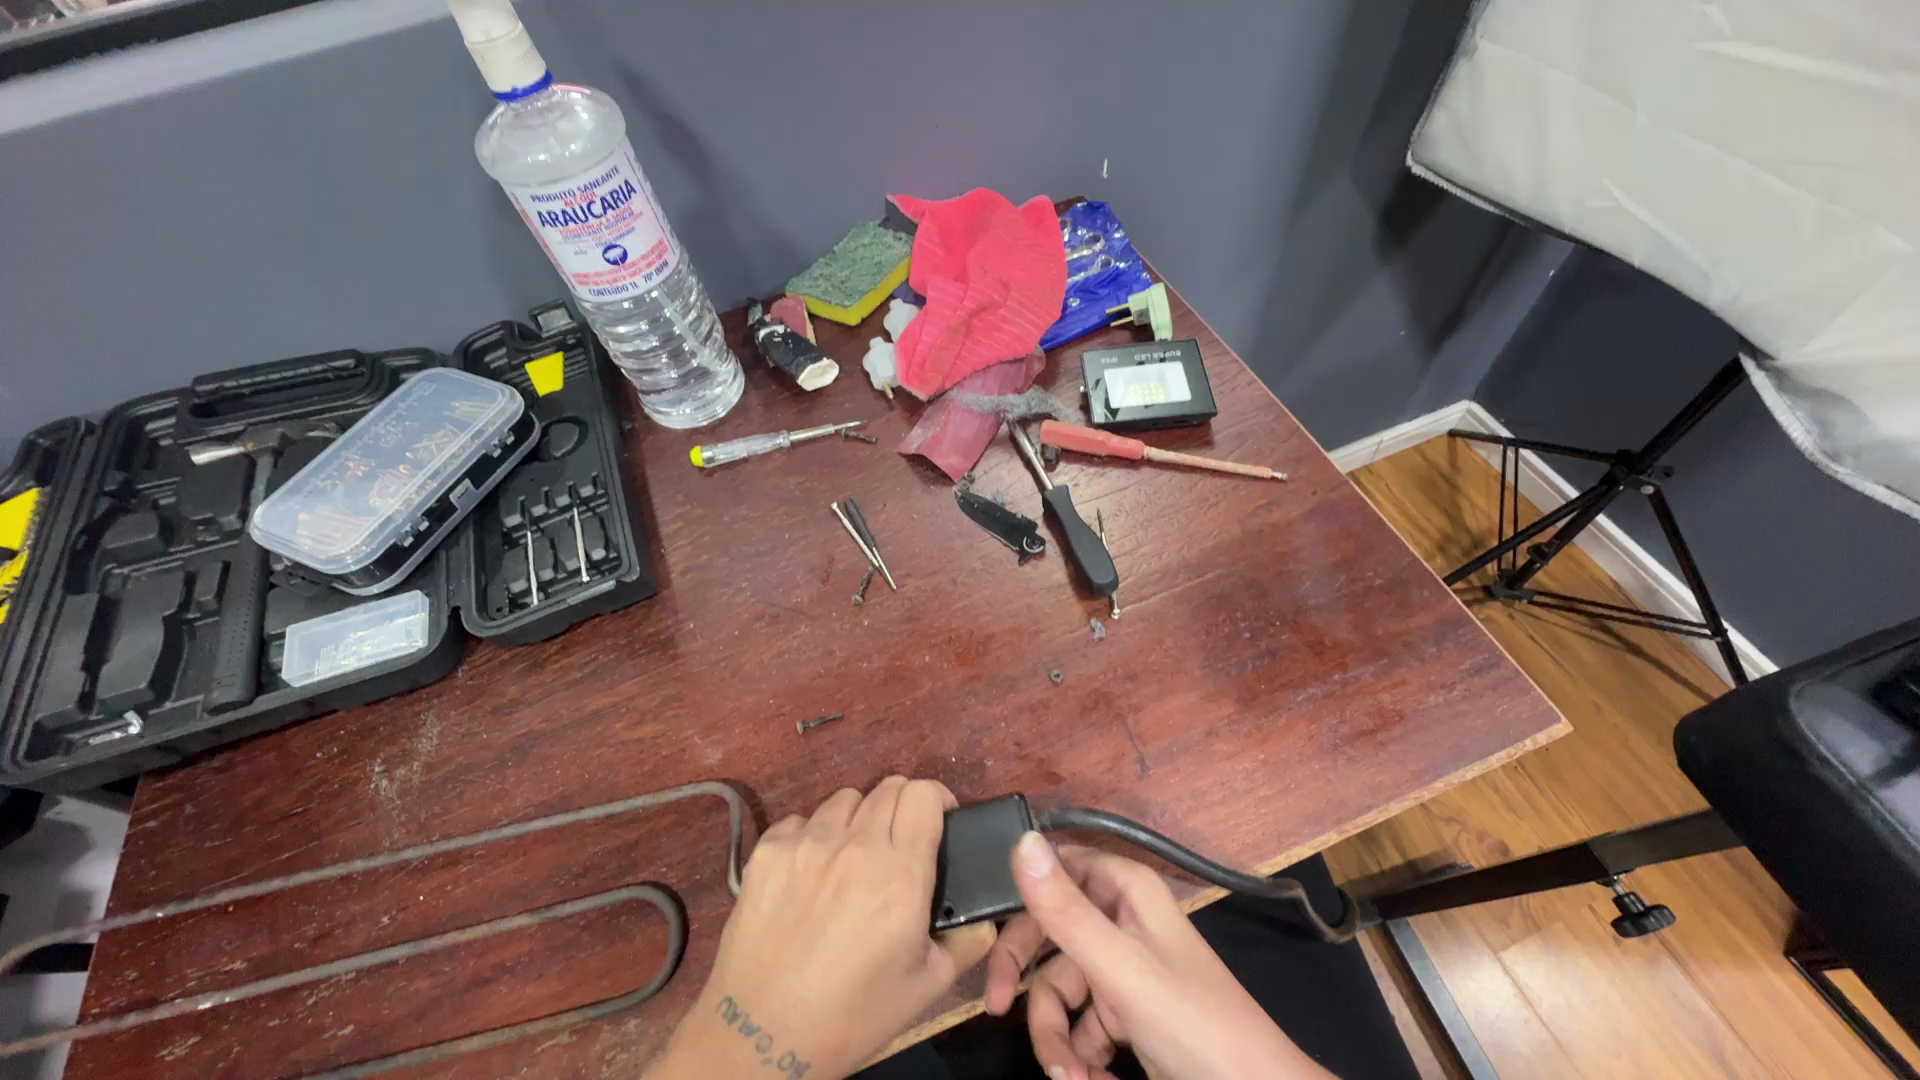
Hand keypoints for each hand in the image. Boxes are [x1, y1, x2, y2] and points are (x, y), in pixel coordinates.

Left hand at [647, 777, 995, 1079]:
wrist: (761, 1036)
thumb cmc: (851, 1015)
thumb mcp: (928, 987)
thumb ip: (967, 940)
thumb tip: (982, 914)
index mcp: (900, 874)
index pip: (924, 794)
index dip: (938, 800)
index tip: (940, 821)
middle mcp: (855, 845)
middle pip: (889, 787)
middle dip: (904, 808)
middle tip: (901, 845)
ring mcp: (806, 843)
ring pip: (846, 799)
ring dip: (859, 819)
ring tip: (854, 858)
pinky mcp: (768, 851)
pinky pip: (802, 821)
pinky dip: (814, 836)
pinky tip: (811, 874)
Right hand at [984, 833, 1332, 1079]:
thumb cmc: (1191, 1023)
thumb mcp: (1120, 968)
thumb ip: (1065, 910)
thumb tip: (1020, 839)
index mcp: (1125, 889)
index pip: (1055, 870)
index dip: (1020, 900)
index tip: (986, 937)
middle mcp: (1123, 918)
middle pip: (1049, 935)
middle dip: (1029, 982)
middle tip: (996, 1009)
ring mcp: (1126, 967)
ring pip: (1061, 987)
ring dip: (1056, 1037)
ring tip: (1071, 1078)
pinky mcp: (1129, 1012)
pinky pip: (1082, 1023)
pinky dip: (1079, 1055)